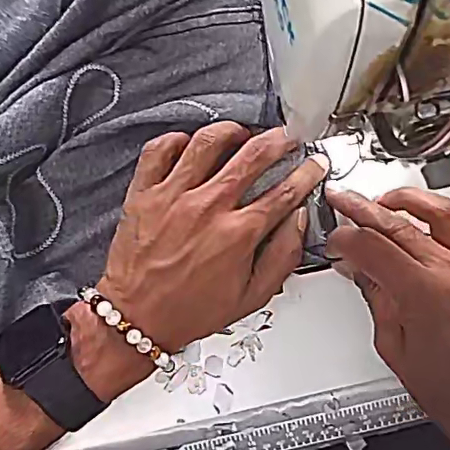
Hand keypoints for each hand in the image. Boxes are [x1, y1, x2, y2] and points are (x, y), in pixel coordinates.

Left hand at [73, 123, 325, 399]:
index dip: (306, 173)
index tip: (313, 165)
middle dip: (279, 140)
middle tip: (286, 138)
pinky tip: (189, 144)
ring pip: (208, 142)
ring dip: (232, 130)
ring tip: (241, 132)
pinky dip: (177, 139)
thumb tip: (299, 222)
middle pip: (253, 155)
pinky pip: (160, 150)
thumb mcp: (251, 296)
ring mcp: (173, 196)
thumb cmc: (189, 310)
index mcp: (238, 234)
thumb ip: (283, 256)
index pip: (284, 191)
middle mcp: (207, 208)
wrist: (137, 318)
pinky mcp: (144, 193)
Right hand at [325, 187, 449, 449]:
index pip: (373, 246)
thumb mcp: (393, 347)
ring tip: (385, 199)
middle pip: (399, 224)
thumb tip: (359, 268)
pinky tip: (439, 222)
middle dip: (362, 208)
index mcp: (424, 296)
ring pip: (443, 214)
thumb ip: (376, 298)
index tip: (334, 238)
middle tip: (342, 200)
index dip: (345, 237)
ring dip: (409, 200)